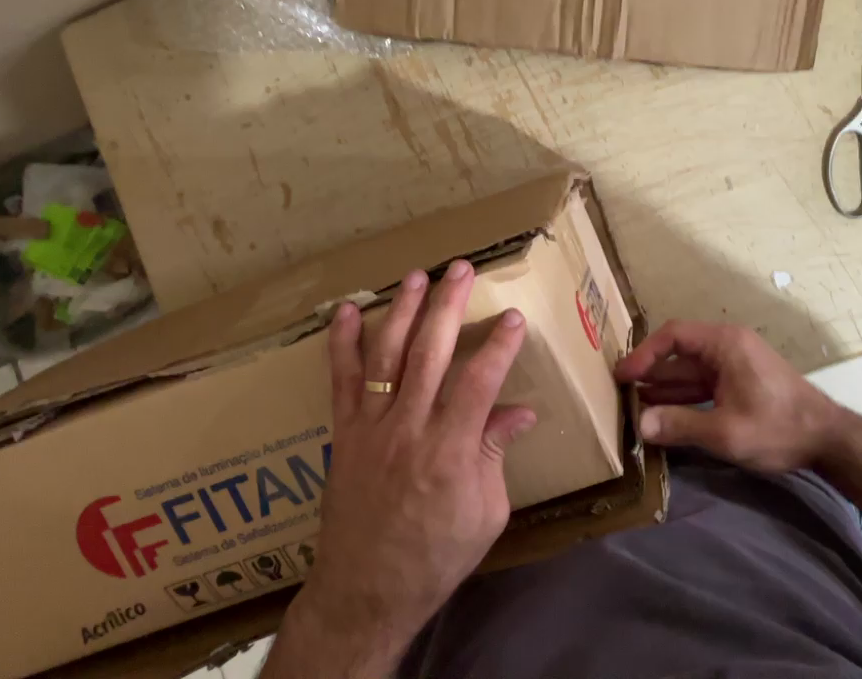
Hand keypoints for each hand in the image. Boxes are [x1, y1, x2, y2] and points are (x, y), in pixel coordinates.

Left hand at [267, 261, 535, 677]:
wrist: (365, 592)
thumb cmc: (436, 557)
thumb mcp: (485, 514)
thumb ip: (496, 456)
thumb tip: (520, 412)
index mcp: (451, 451)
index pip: (480, 381)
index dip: (500, 345)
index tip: (514, 316)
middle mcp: (409, 428)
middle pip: (431, 352)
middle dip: (449, 306)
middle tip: (462, 269)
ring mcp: (372, 427)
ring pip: (387, 355)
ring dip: (402, 310)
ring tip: (417, 275)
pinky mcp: (344, 433)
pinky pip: (341, 381)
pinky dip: (342, 344)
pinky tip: (348, 311)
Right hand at [613, 320, 852, 473]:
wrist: (828, 441)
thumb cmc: (777, 428)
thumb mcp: (725, 431)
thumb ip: (680, 425)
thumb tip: (641, 425)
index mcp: (725, 344)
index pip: (673, 336)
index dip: (644, 354)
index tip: (623, 375)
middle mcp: (728, 347)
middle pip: (679, 352)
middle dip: (649, 371)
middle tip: (618, 390)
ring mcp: (735, 366)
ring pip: (689, 371)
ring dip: (663, 387)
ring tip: (632, 403)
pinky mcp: (740, 384)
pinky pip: (702, 385)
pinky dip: (681, 397)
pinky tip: (660, 412)